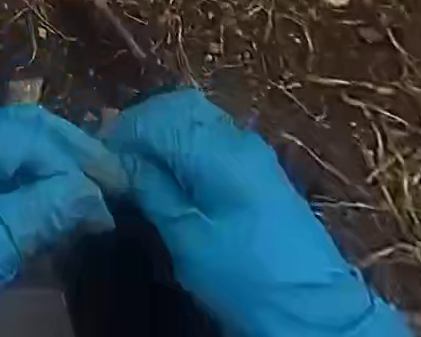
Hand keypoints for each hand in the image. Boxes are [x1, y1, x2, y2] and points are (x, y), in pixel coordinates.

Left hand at [0, 106, 123, 336]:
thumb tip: (98, 197)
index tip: (115, 201)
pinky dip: (49, 177)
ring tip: (102, 185)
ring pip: (34, 145)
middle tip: (120, 180)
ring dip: (68, 163)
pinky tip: (70, 196)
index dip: (80, 168)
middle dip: (80, 153)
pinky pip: (21, 166)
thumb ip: (48, 211)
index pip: (41, 140)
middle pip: (40, 130)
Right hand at [105, 90, 408, 336]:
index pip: (154, 118)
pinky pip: (208, 127)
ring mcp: (249, 144)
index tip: (98, 159)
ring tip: (138, 160)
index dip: (121, 134)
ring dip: (159, 127)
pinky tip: (170, 163)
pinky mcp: (256, 160)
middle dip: (138, 123)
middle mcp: (234, 134)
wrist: (322, 316)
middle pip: (174, 104)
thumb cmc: (246, 281)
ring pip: (191, 111)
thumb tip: (110, 157)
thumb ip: (149, 188)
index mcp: (217, 150)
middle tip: (114, 156)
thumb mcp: (187, 241)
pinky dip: (181, 135)